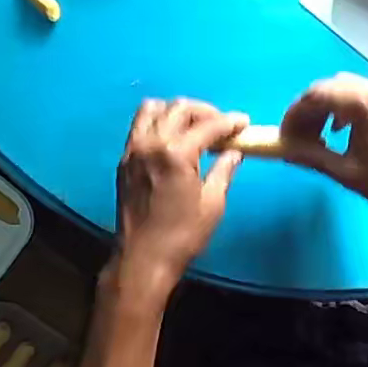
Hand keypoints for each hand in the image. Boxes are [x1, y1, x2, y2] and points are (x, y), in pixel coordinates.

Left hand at [113, 99, 247, 294]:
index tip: (243, 122)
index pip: (207, 125)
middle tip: (221, 125)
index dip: (229, 121)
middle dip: (204, 111)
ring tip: (193, 126)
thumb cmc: (182, 235)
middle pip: (178, 108)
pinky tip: (172, 138)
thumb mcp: (212, 204)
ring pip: (152, 109)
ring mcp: (132, 150)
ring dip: (175, 111)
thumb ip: (224, 171)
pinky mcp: (124, 160)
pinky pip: (139, 126)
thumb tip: (235, 152)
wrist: (143, 258)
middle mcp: (150, 143)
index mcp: (175, 153)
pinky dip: (157, 122)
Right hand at [279, 74, 367, 214]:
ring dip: (323, 108)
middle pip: (328, 88)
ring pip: (342, 88)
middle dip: (307, 110)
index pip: (316, 96)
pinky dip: (341, 107)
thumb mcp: (347, 172)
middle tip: (296, 136)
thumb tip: (286, 151)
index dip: (294, 114)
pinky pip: (358, 94)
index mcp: (365, 104)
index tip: (284, 135)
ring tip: (315, 136)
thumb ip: (312, 157)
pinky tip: (338, 130)